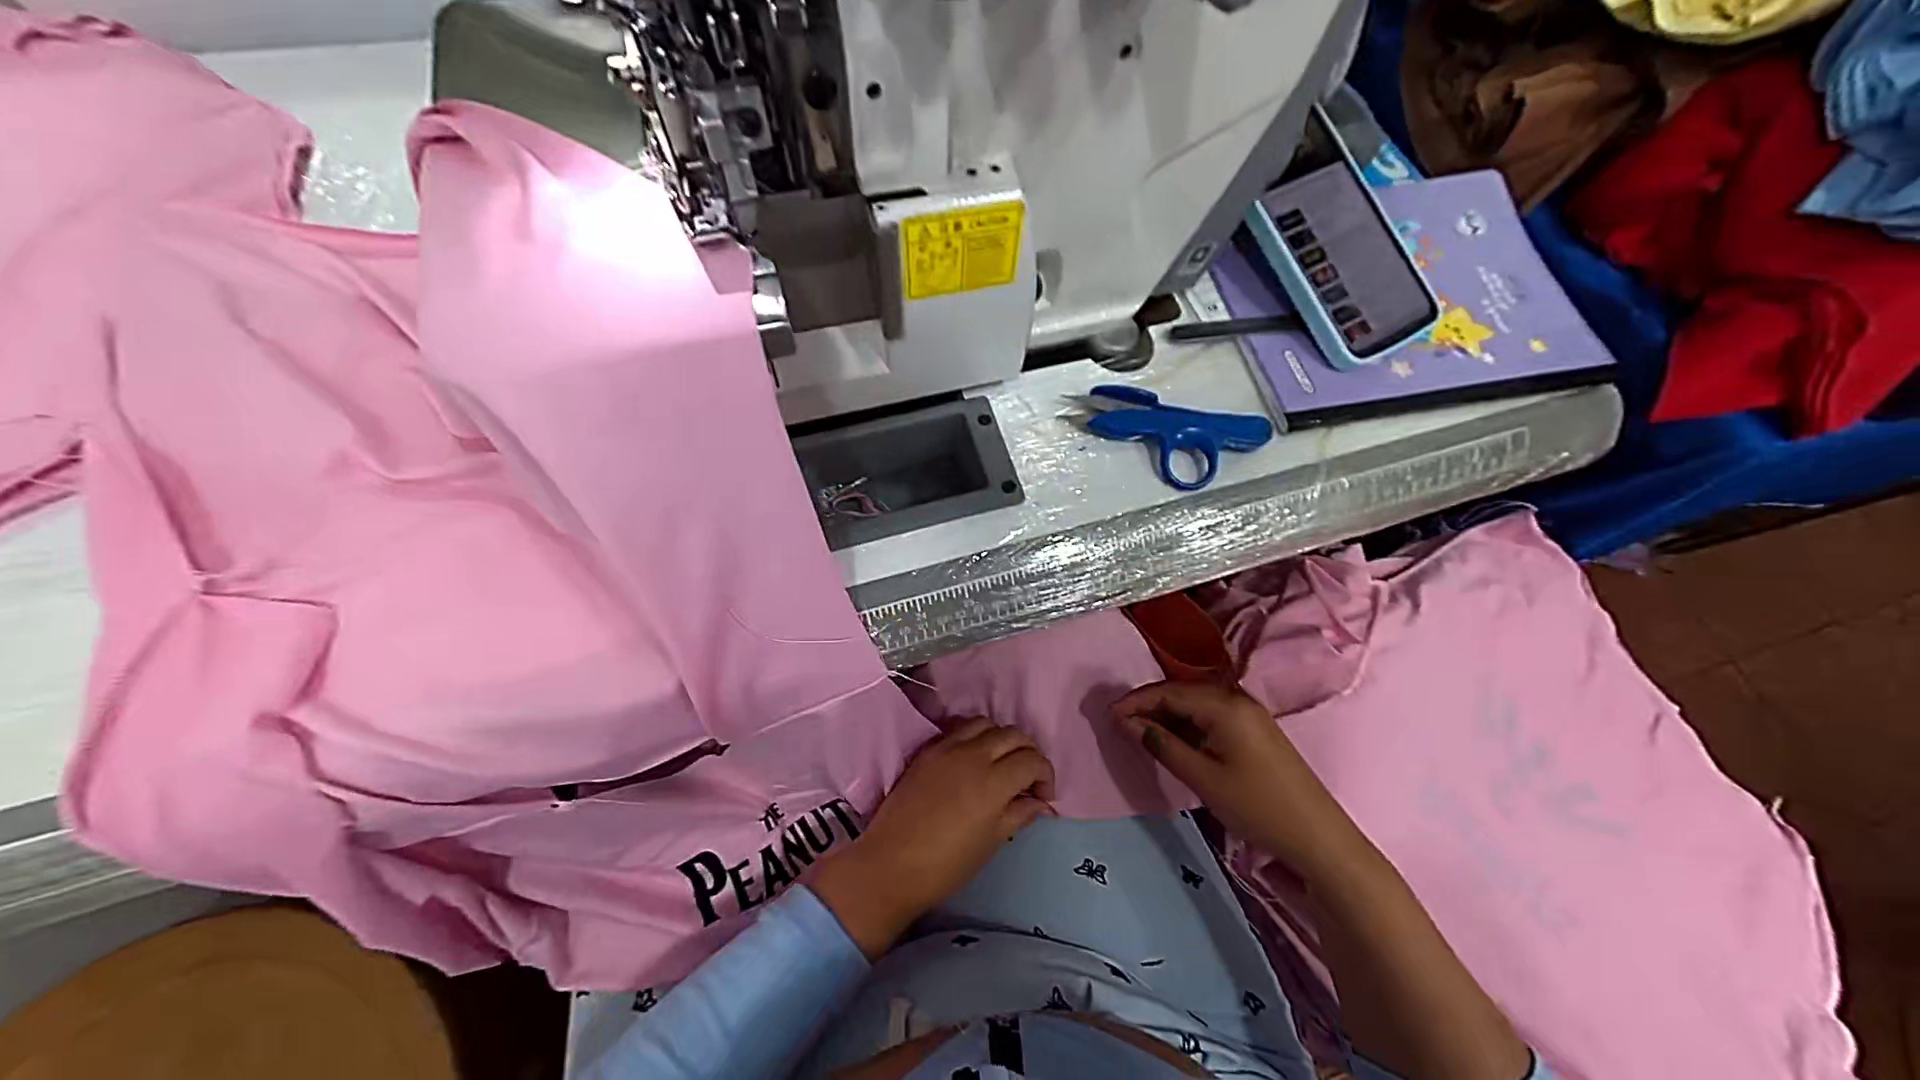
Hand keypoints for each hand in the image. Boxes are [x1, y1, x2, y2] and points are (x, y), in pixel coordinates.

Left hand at [810, 718, 1055, 958]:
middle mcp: (972, 755)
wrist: (890, 865)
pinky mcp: (927, 751)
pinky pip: (959, 729)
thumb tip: (1038, 802)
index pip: (1032, 761)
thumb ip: (1018, 814)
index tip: (1043, 796)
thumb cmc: (946, 865)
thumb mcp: (991, 843)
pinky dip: (975, 736)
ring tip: (1001, 763)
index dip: (1045, 775)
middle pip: (1013, 735)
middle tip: (1029, 778)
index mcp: (993, 782)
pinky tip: (975, 758)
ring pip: (985, 724)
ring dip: (1001, 738)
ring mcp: (946, 748)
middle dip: (1029, 752)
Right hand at [1111, 680, 1362, 874]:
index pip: (1169, 691)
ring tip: (1138, 733)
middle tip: (1119, 724)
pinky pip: (1210, 716)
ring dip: (1166, 716)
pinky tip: (1171, 740)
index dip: (1135, 701)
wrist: (1318, 837)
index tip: (1107, 716)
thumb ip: (1162, 745)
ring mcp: (1248, 714)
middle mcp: (1237, 699)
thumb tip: (1127, 723)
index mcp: (1225, 705)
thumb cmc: (1257, 806)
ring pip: (1195, 704)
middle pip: (1182, 692)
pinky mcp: (1254, 730)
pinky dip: (1186, 725)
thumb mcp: (1202, 778)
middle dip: (1148, 705)